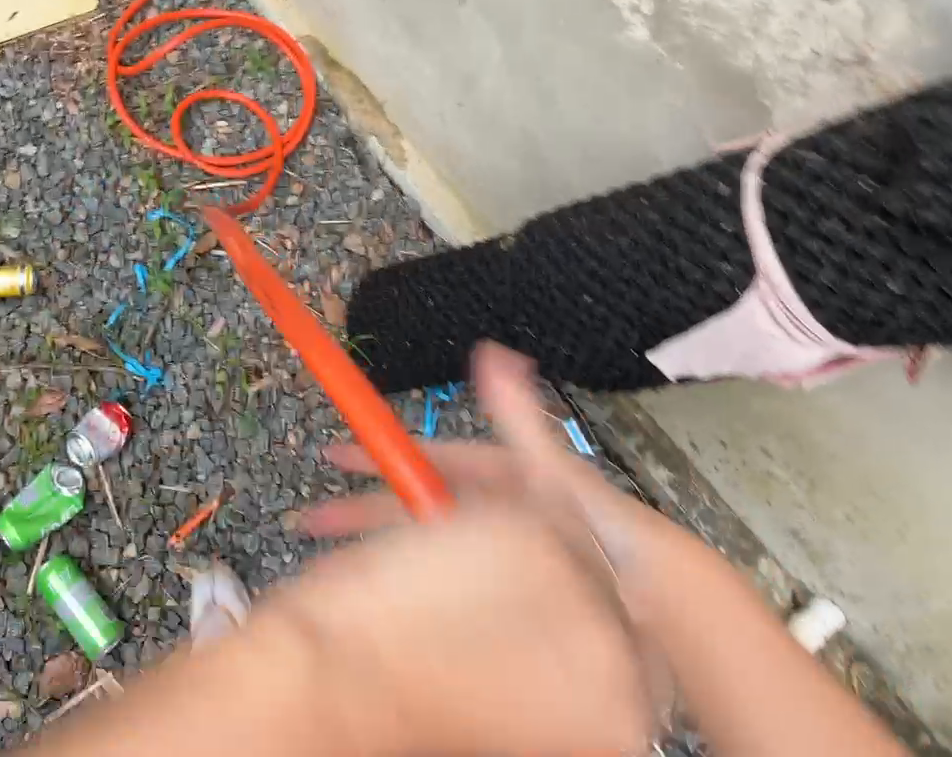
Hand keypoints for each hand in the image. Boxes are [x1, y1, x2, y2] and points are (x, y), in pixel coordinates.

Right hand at [245, 341, 687, 755]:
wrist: (643, 601)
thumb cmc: (593, 526)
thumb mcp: (548, 467)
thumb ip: (516, 413)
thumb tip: (492, 350)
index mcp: (488, 479)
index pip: (418, 462)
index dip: (373, 456)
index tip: (330, 455)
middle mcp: (482, 515)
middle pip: (405, 509)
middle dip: (356, 512)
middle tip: (307, 520)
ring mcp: (485, 555)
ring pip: (414, 549)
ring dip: (372, 553)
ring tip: (326, 567)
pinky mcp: (489, 593)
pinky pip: (435, 584)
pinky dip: (403, 585)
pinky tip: (377, 599)